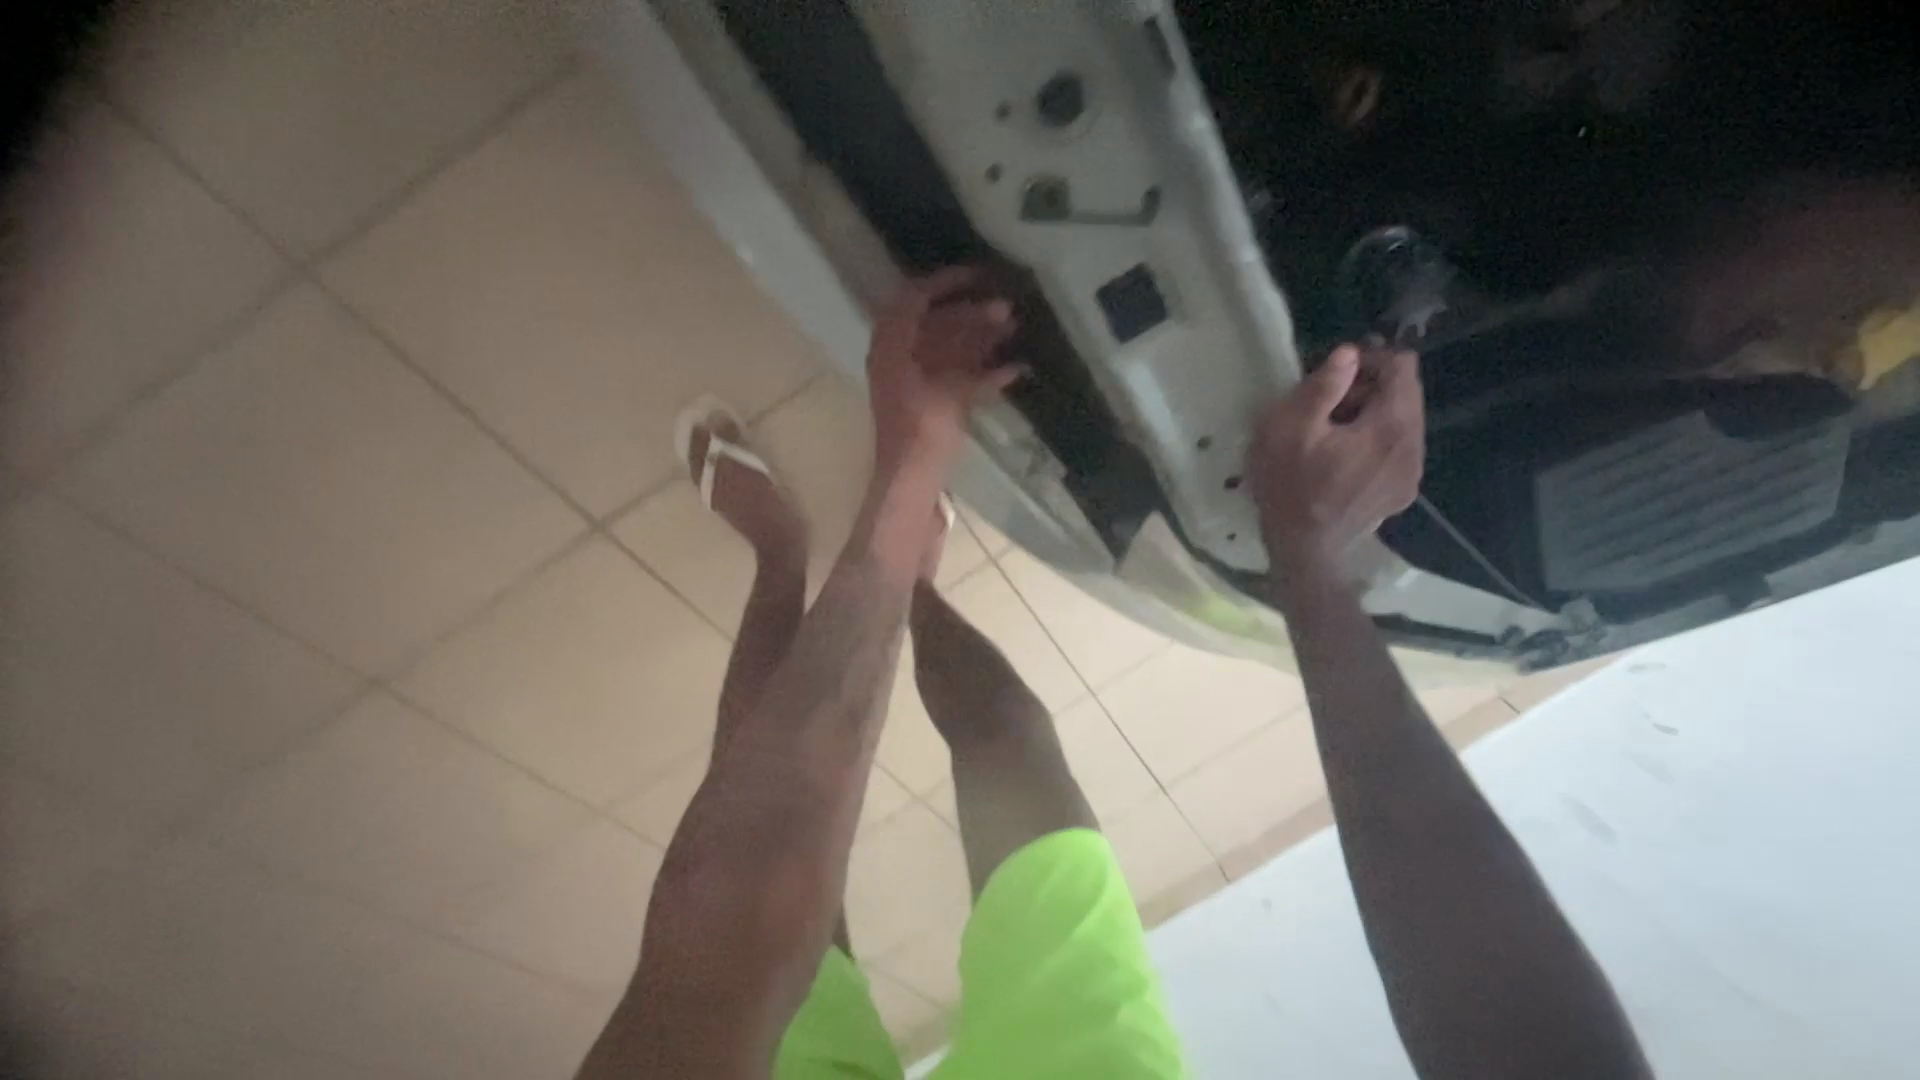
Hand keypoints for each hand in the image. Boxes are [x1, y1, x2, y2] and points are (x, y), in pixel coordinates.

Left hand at [866, 268, 1019, 481]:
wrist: (910, 491)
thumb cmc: (922, 438)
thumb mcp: (945, 390)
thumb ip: (967, 353)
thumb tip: (998, 318)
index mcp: (891, 349)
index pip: (914, 298)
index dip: (946, 282)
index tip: (981, 275)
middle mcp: (899, 362)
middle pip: (935, 325)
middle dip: (972, 314)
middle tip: (1008, 309)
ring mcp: (915, 388)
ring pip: (948, 352)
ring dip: (980, 340)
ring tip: (1015, 330)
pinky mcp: (931, 411)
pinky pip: (956, 381)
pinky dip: (982, 374)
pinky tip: (1013, 371)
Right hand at [1247, 344, 1424, 572]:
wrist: (1301, 549)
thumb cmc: (1288, 486)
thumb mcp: (1289, 428)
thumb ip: (1322, 386)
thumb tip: (1349, 353)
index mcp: (1391, 427)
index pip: (1402, 367)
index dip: (1369, 359)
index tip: (1334, 374)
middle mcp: (1414, 447)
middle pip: (1404, 395)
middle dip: (1367, 389)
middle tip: (1325, 405)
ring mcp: (1411, 474)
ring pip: (1401, 422)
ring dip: (1369, 416)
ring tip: (1329, 432)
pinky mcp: (1401, 492)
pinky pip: (1396, 449)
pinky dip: (1372, 442)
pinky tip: (1340, 458)